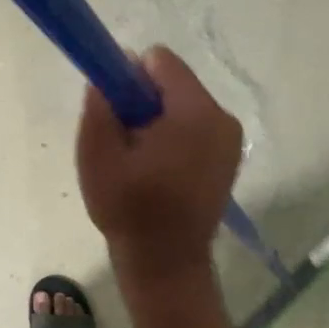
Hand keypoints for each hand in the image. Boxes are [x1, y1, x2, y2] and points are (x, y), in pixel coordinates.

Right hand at [76, 46, 244, 279]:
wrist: (167, 265)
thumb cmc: (131, 213)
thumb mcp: (98, 156)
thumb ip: (101, 105)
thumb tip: (110, 73)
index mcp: (196, 112)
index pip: (160, 62)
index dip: (131, 81)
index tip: (117, 115)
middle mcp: (222, 120)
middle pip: (175, 86)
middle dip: (146, 106)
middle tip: (128, 150)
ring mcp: (231, 143)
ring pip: (185, 110)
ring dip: (160, 127)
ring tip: (144, 168)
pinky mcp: (229, 162)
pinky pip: (196, 133)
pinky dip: (176, 144)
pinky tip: (161, 177)